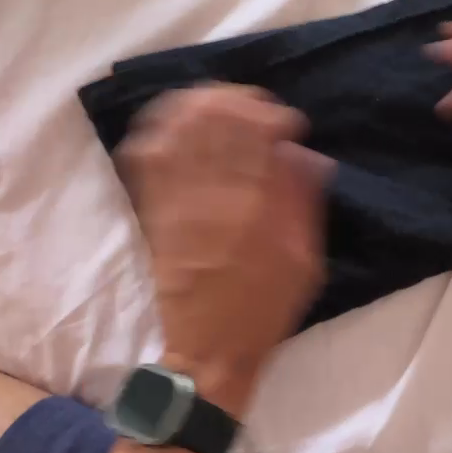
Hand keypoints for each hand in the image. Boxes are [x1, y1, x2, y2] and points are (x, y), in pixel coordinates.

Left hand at [117, 85, 330, 413]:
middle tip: (253, 108)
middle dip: (236, 101)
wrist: (209, 351)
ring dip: (197, 106)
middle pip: (214, 121)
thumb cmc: (265, 310)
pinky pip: (147, 160)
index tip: (289, 124)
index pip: (258, 135)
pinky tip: (175, 121)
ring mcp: (178, 203)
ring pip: (178, 131)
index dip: (272, 115)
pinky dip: (159, 131)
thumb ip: (303, 204)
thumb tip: (304, 155)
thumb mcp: (304, 262)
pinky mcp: (154, 214)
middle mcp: (213, 197)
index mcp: (256, 209)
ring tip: (218, 105)